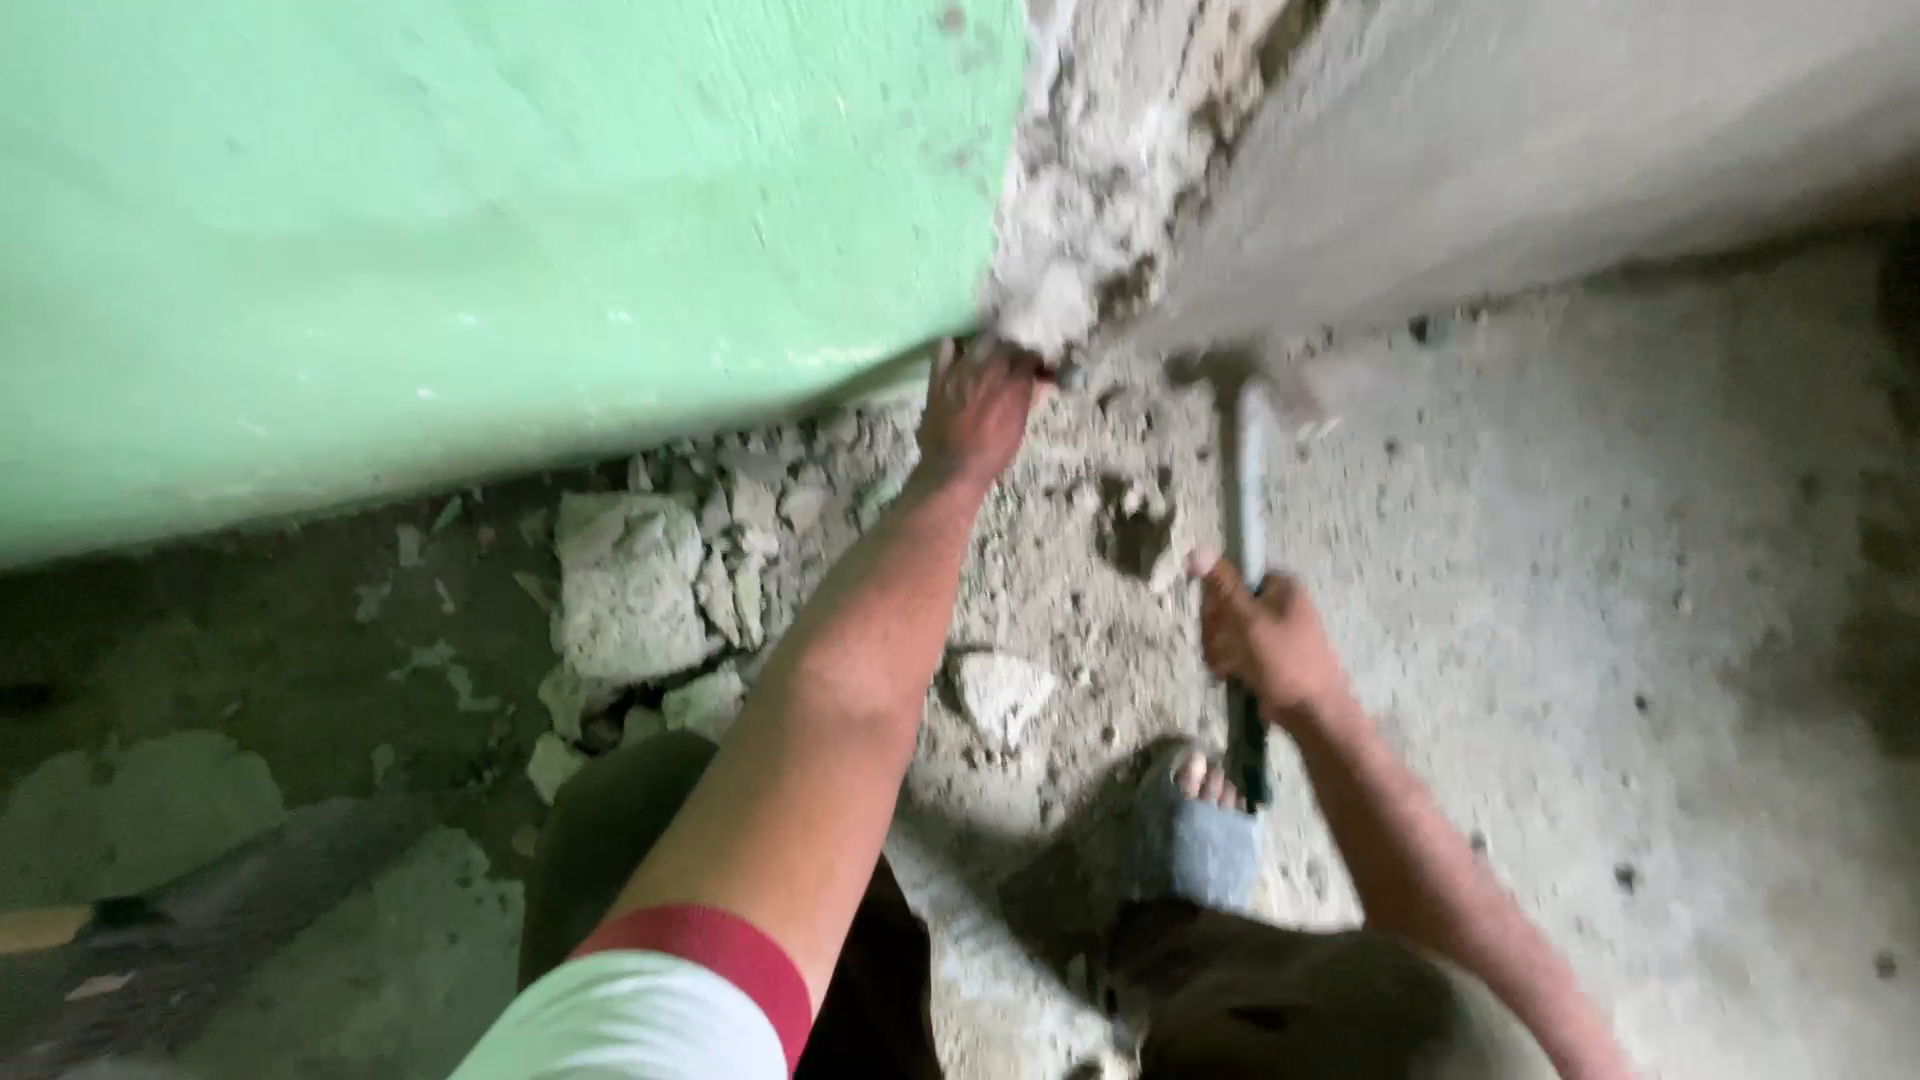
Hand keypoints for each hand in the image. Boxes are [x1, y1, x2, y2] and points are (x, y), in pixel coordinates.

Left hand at [916, 336, 1045, 490]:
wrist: (953, 468)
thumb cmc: (991, 454)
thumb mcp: (1018, 427)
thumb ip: (1027, 399)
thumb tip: (1040, 382)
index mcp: (1013, 386)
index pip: (1029, 357)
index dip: (1032, 361)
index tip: (1032, 368)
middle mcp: (989, 372)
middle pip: (1006, 345)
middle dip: (1012, 352)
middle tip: (1011, 364)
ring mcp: (962, 371)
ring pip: (980, 342)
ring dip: (989, 347)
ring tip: (987, 358)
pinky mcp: (940, 377)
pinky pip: (945, 348)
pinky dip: (955, 348)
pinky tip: (959, 356)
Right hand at [1191, 550, 1355, 729]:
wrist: (1313, 712)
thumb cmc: (1284, 661)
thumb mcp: (1249, 620)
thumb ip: (1222, 585)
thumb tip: (1197, 549)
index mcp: (1280, 585)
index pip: (1231, 574)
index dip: (1216, 597)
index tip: (1214, 619)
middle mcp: (1276, 601)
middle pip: (1224, 602)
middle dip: (1216, 629)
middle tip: (1221, 648)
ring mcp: (1271, 628)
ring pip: (1224, 627)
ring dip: (1218, 648)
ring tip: (1227, 668)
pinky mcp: (1265, 651)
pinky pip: (1233, 646)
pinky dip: (1227, 659)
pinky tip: (1229, 674)